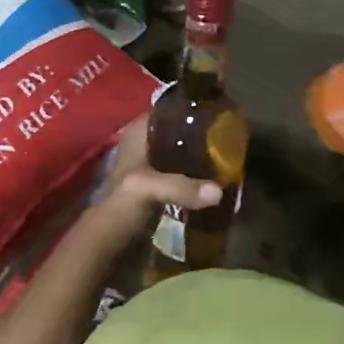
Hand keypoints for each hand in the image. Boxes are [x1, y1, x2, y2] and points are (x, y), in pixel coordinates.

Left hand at [88, 114, 222, 233]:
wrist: (112, 234)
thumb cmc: (124, 202)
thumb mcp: (150, 188)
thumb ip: (181, 187)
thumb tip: (218, 191)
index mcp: (140, 130)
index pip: (171, 109)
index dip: (194, 111)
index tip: (221, 116)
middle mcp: (147, 139)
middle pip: (181, 129)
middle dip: (204, 134)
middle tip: (231, 138)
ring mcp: (153, 159)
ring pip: (184, 148)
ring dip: (203, 153)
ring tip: (230, 154)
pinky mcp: (161, 179)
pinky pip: (185, 167)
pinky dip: (198, 170)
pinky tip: (218, 173)